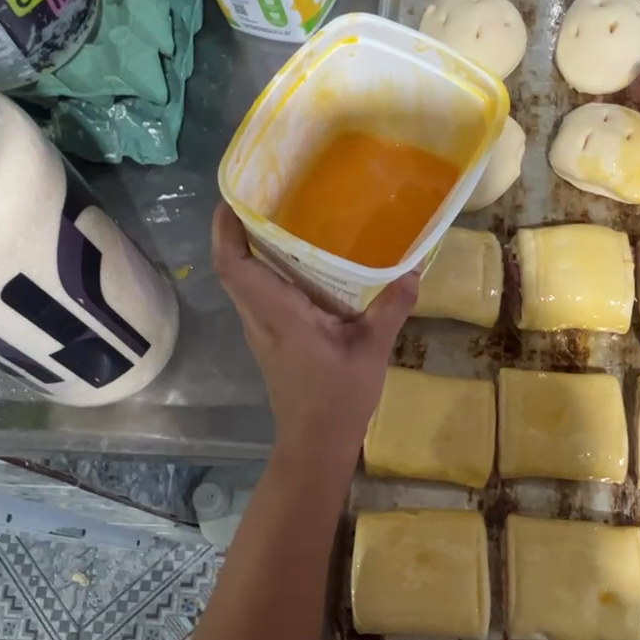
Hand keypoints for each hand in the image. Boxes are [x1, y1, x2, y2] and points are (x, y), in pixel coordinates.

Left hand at [212, 203, 417, 460]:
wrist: (316, 443)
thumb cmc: (339, 398)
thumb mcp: (372, 349)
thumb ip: (392, 307)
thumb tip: (414, 270)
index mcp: (279, 314)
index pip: (235, 266)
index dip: (226, 229)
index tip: (234, 197)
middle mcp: (260, 319)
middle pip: (231, 268)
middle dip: (236, 229)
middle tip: (263, 197)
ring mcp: (260, 331)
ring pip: (242, 282)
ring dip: (249, 250)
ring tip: (279, 220)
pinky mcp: (269, 340)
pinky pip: (257, 295)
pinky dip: (264, 272)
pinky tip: (297, 264)